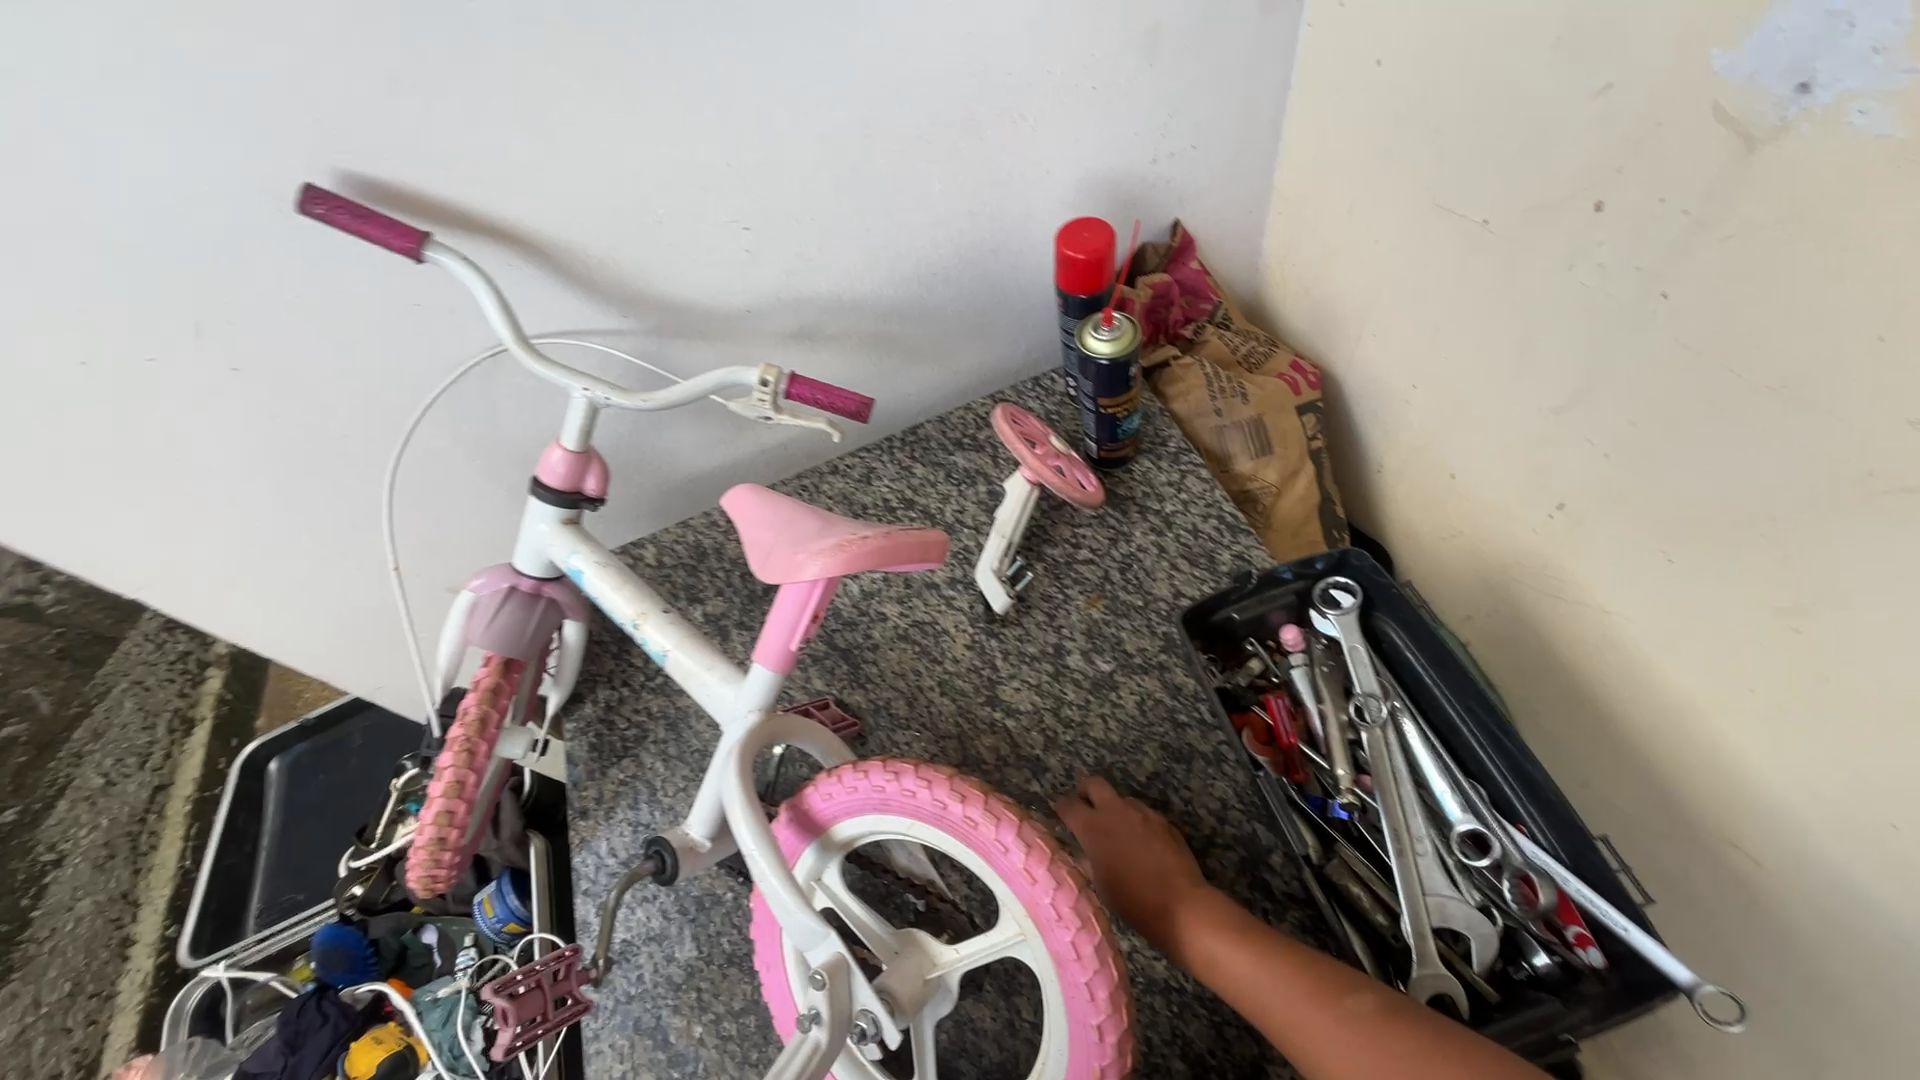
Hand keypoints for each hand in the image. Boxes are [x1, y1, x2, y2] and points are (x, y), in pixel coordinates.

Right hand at [1054, 776, 1211, 945]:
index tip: (1061, 812)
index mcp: (1094, 827)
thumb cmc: (1132, 900)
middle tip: (1086, 806)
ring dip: (1115, 809)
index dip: (1062, 807)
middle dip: (1086, 791)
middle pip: (1095, 784)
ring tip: (1119, 831)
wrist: (1180, 905)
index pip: (1069, 805)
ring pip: (1123, 799)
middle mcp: (1117, 812)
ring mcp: (1144, 814)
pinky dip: (1138, 822)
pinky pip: (1144, 814)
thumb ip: (1090, 858)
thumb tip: (1087, 851)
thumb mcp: (1100, 883)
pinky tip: (1143, 844)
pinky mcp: (1165, 822)